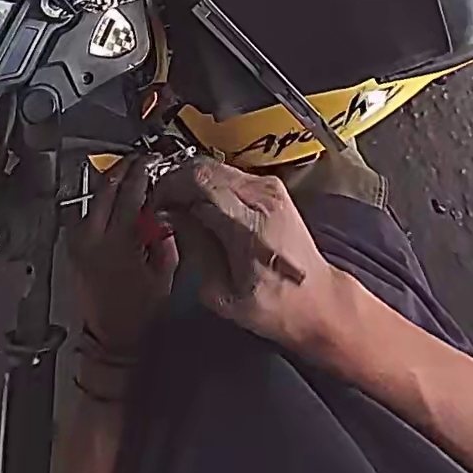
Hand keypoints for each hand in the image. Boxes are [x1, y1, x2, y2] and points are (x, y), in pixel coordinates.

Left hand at [67, 157, 178, 349]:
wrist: (110, 338)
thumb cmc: (141, 310)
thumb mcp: (164, 274)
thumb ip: (164, 236)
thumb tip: (161, 206)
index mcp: (120, 242)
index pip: (131, 193)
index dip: (143, 171)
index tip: (153, 160)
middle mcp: (95, 236)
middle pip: (107, 186)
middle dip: (124, 167)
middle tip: (140, 158)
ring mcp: (80, 240)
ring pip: (94, 195)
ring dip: (113, 179)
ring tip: (130, 172)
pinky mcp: (74, 245)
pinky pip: (88, 210)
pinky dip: (103, 198)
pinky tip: (116, 196)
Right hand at [150, 158, 354, 356]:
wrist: (319, 300)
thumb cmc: (273, 306)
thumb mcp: (221, 293)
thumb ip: (195, 246)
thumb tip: (171, 214)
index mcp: (250, 226)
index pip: (200, 183)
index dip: (169, 189)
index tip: (154, 204)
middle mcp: (263, 198)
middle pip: (204, 168)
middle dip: (175, 181)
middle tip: (160, 202)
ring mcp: (270, 188)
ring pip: (215, 166)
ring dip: (190, 180)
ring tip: (177, 204)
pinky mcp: (272, 186)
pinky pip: (229, 173)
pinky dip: (207, 182)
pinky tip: (199, 203)